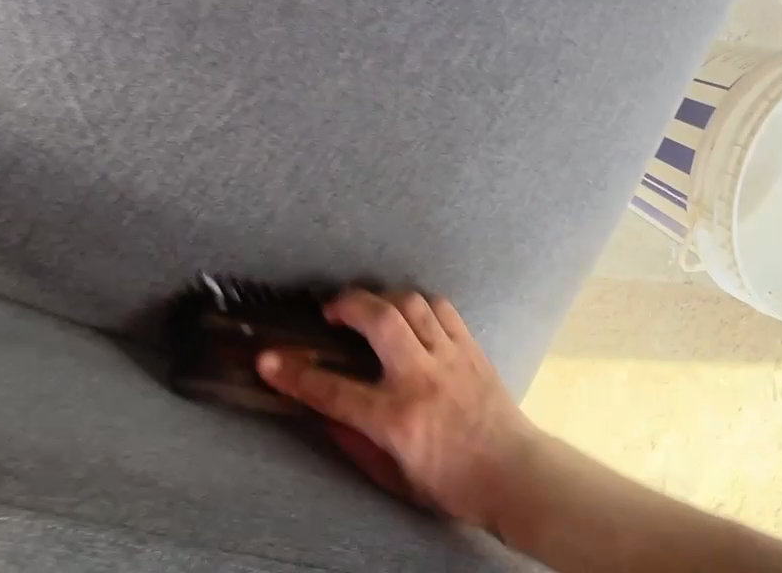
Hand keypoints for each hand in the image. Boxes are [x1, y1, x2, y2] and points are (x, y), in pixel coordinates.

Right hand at [256, 288, 539, 528]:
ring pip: (411, 304)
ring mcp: (449, 356)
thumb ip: (355, 442)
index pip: (333, 390)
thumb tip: (326, 413)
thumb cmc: (451, 483)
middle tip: (331, 310)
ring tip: (369, 308)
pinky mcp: (470, 347)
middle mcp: (421, 378)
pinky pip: (441, 308)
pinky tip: (409, 313)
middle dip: (347, 304)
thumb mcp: (393, 476)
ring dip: (383, 298)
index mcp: (396, 419)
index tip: (269, 360)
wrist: (513, 473)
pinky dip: (418, 304)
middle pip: (378, 320)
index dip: (295, 374)